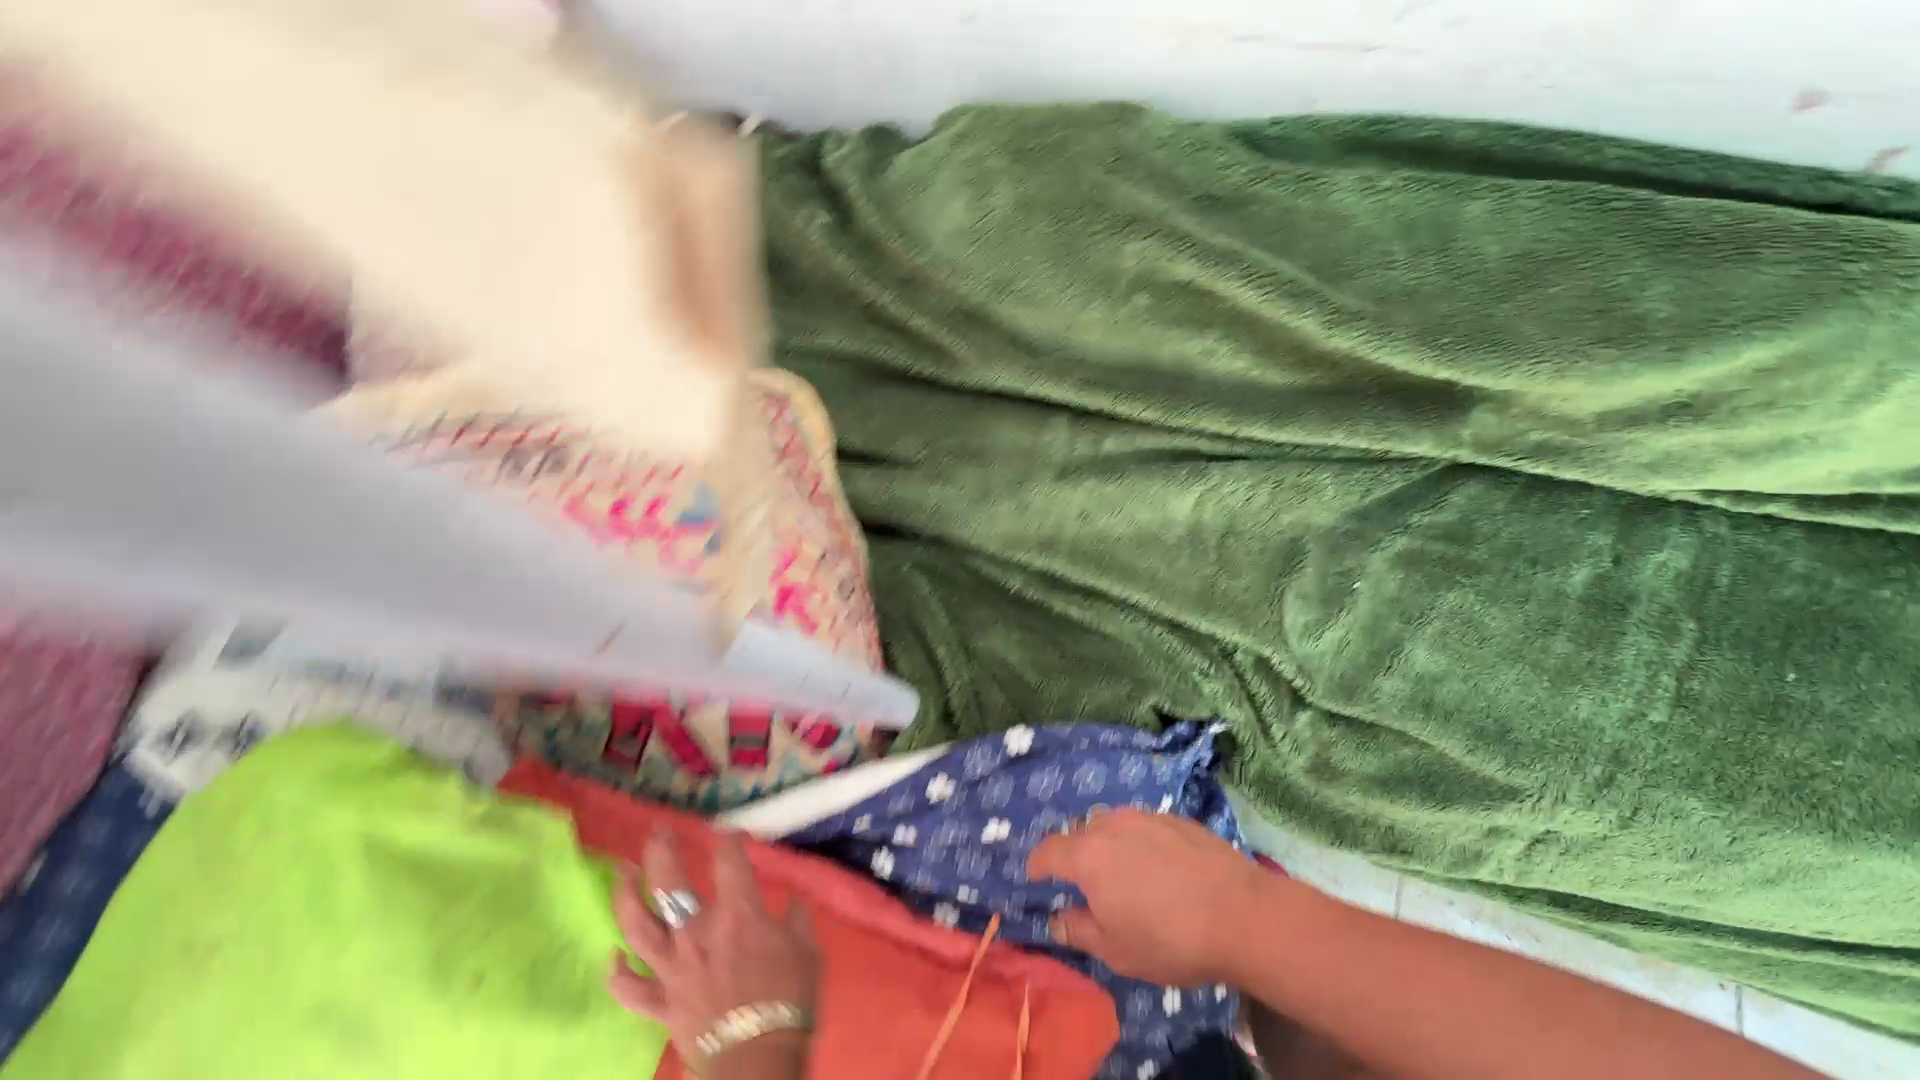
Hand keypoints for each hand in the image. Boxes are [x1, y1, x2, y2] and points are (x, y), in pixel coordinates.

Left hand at [607, 829, 819, 1061]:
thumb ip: (797, 922)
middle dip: (661, 851)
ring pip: (636, 926)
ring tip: (623, 872)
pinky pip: (629, 987)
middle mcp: (697, 932)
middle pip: (668, 882)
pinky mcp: (660, 1002)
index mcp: (738, 915)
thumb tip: (792, 906)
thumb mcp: (808, 952)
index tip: (731, 834)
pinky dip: (616, 973)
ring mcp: (672, 967)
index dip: (730, 840)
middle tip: (658, 832)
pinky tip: (610, 956)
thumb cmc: (790, 1002)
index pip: (729, 861)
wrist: (757, 1061)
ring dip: (625, 896)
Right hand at [1026, 808, 1266, 985]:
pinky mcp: (1180, 820)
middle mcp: (1113, 826)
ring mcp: (1149, 818)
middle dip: (1075, 853)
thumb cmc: (1170, 938)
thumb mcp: (1116, 950)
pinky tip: (1159, 867)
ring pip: (1115, 824)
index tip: (1034, 877)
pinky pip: (1146, 826)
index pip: (1049, 851)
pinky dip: (1141, 842)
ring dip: (1109, 844)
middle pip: (1082, 832)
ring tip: (1122, 871)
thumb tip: (1057, 920)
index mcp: (1089, 856)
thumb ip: (1079, 931)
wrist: (1244, 915)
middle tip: (1084, 882)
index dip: (1037, 863)